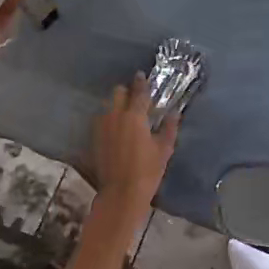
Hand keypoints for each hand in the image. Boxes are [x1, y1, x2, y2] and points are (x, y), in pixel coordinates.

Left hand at [92, 74, 179, 207]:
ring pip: (108, 106)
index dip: (141, 82)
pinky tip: (117, 130)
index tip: (142, 75)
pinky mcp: (94, 138)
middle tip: (136, 99)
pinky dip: (110, 119)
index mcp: (134, 116)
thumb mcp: (164, 149)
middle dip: (126, 92)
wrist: (121, 193)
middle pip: (117, 93)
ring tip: (127, 115)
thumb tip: (174, 113)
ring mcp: (102, 127)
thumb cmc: (147, 171)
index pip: (138, 92)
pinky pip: (102, 120)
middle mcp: (115, 116)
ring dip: (117, 105)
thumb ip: (169, 128)